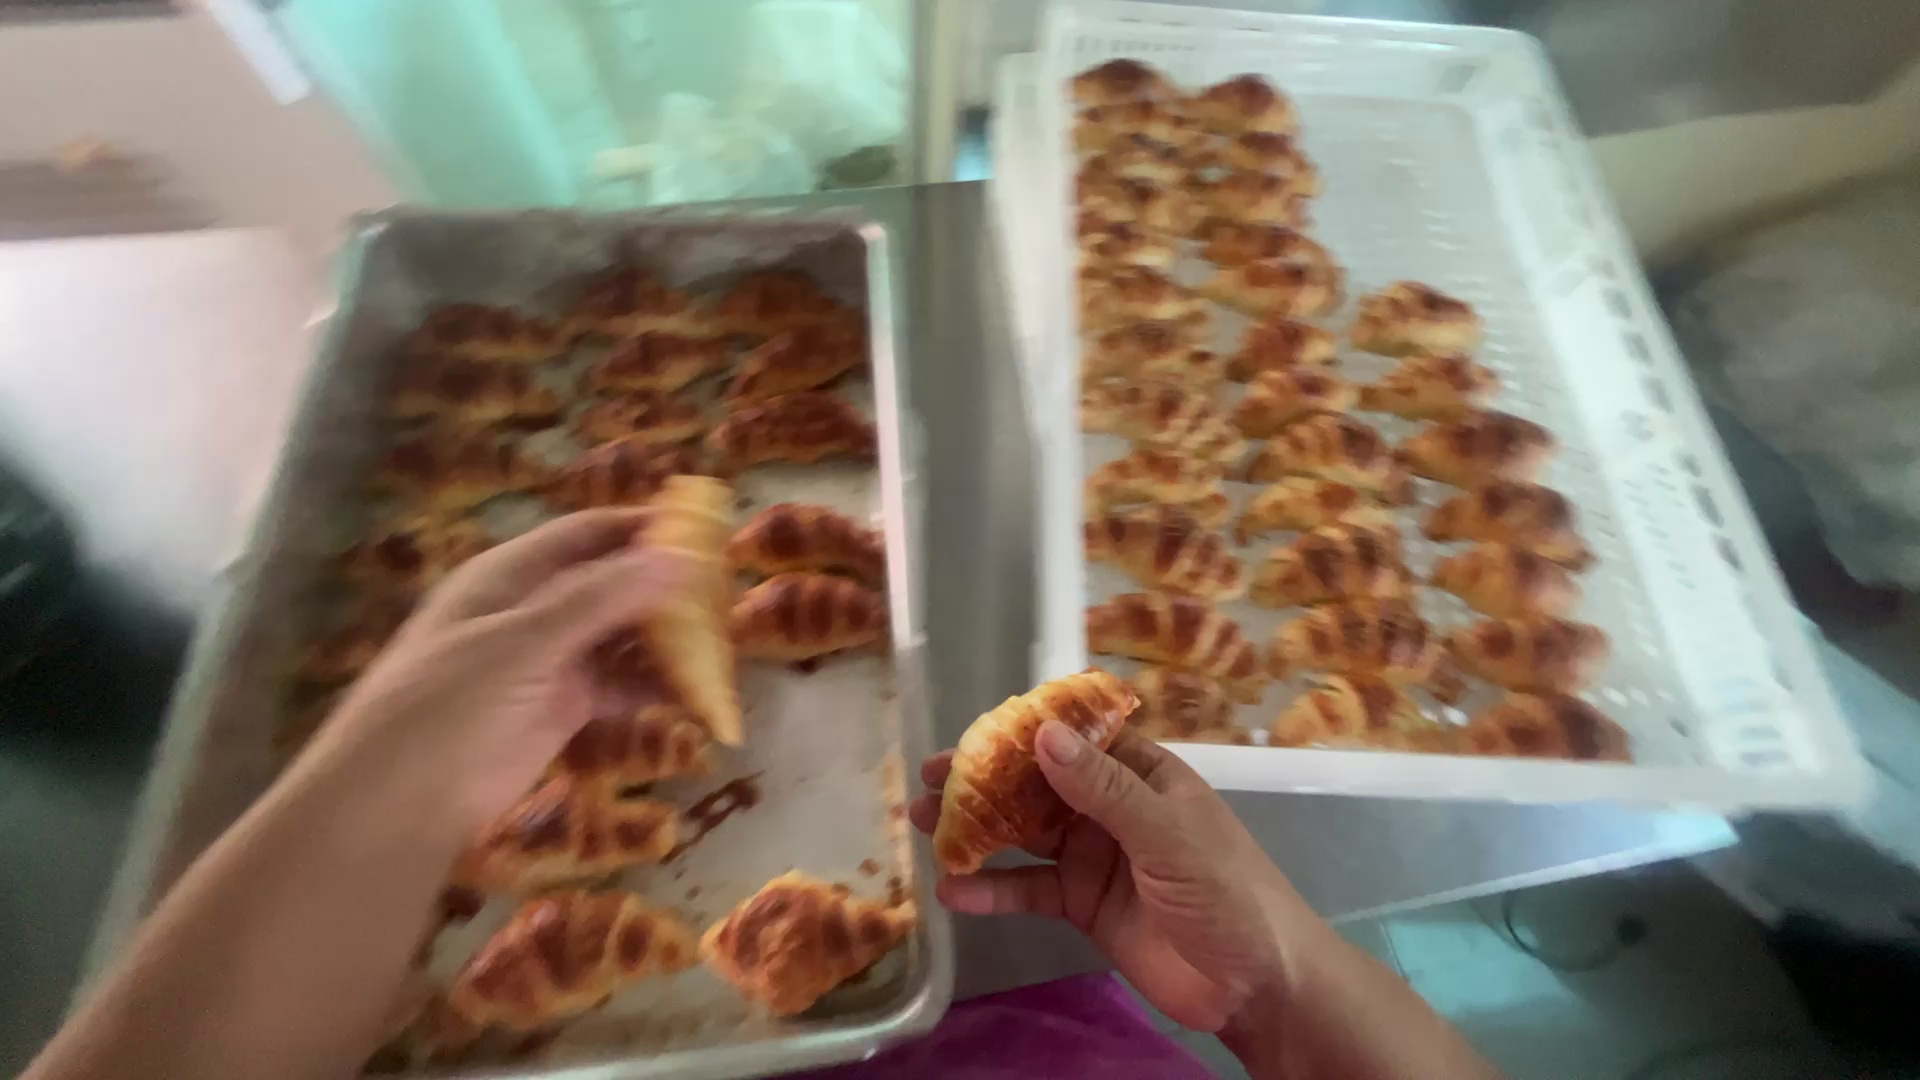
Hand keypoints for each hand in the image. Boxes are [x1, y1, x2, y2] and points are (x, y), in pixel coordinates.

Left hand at [291, 508, 685, 830]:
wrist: (399, 805)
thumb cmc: (449, 704)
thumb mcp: (523, 641)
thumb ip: (601, 599)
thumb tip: (677, 559)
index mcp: (514, 575)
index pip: (590, 534)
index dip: (643, 527)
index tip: (702, 531)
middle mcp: (538, 608)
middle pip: (615, 582)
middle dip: (667, 587)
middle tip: (723, 594)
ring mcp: (554, 656)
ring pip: (625, 633)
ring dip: (668, 638)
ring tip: (719, 644)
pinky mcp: (567, 702)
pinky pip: (623, 681)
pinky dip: (656, 684)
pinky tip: (693, 693)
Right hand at [909, 722, 1321, 1032]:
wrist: (1255, 987)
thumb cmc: (1226, 890)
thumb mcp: (1167, 833)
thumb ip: (1103, 788)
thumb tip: (1042, 734)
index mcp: (1137, 773)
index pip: (1074, 739)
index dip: (1024, 733)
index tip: (974, 734)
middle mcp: (1107, 806)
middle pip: (1037, 784)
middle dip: (985, 779)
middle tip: (930, 777)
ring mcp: (1091, 854)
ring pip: (1024, 833)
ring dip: (977, 827)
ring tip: (923, 822)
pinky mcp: (1080, 904)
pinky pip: (1029, 889)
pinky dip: (992, 889)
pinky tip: (954, 890)